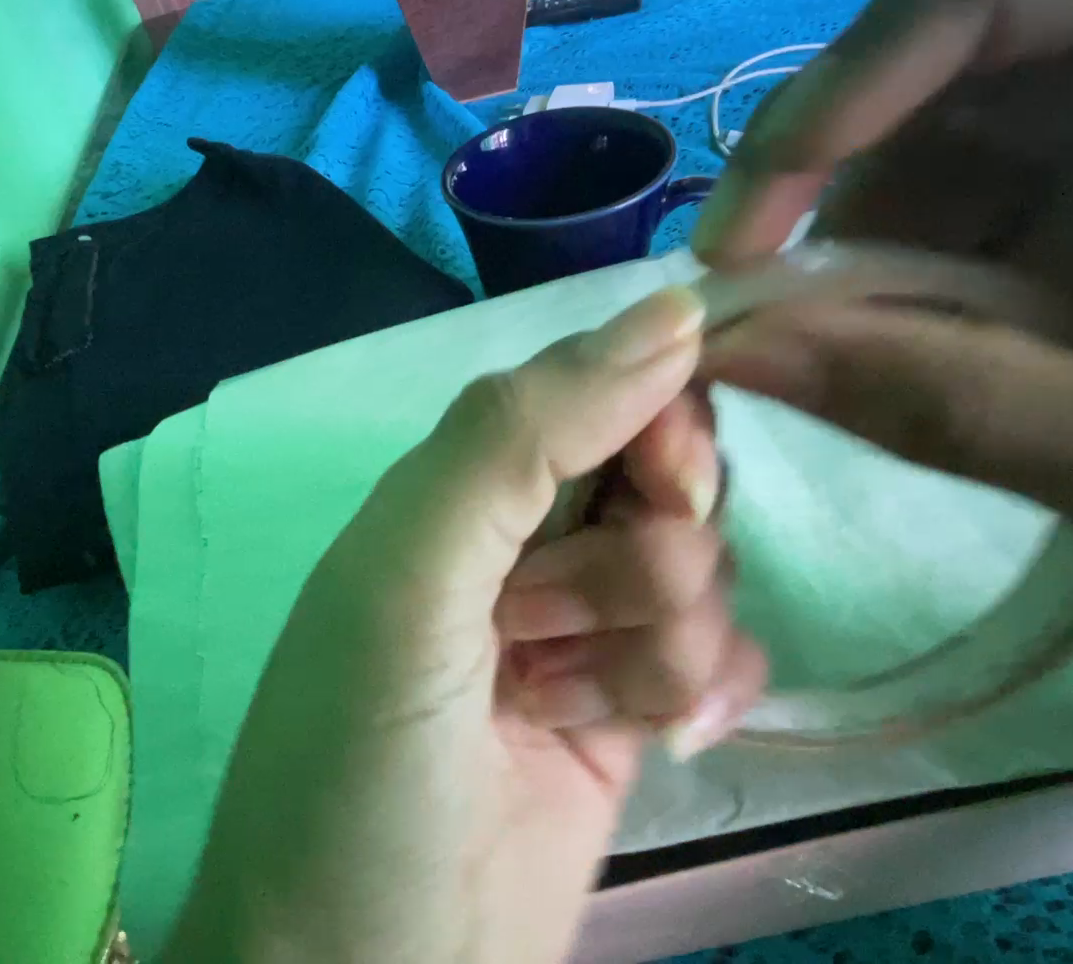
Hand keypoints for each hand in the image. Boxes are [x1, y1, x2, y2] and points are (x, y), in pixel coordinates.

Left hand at [164, 288, 764, 963]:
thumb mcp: (408, 580)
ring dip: (661, 635)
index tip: (672, 477)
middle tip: (606, 610)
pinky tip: (655, 739)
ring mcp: (573, 631)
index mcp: (454, 493)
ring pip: (693, 568)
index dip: (650, 418)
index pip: (589, 395)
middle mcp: (514, 547)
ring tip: (582, 703)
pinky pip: (713, 651)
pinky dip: (696, 687)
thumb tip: (669, 310)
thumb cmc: (360, 763)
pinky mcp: (622, 711)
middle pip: (654, 479)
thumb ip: (514, 439)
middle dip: (652, 545)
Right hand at [691, 0, 1072, 691]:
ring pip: (924, 164)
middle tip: (728, 269)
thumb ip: (966, 406)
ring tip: (776, 345)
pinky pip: (925, 251)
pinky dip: (856, 302)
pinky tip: (826, 362)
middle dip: (827, 155)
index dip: (924, 36)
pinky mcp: (1067, 265)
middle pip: (971, 63)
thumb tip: (733, 355)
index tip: (792, 162)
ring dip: (830, 246)